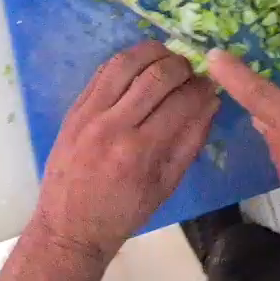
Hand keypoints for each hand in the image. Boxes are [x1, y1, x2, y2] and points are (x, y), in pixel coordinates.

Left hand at [0, 42, 217, 280]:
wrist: (68, 227)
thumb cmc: (123, 213)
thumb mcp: (166, 186)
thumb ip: (191, 140)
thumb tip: (211, 100)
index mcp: (139, 152)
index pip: (181, 103)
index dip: (202, 88)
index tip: (211, 85)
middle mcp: (113, 126)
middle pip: (157, 76)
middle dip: (182, 67)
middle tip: (192, 71)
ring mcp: (90, 113)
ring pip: (127, 63)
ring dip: (155, 53)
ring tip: (169, 59)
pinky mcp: (75, 107)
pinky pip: (104, 70)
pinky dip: (128, 60)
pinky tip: (142, 64)